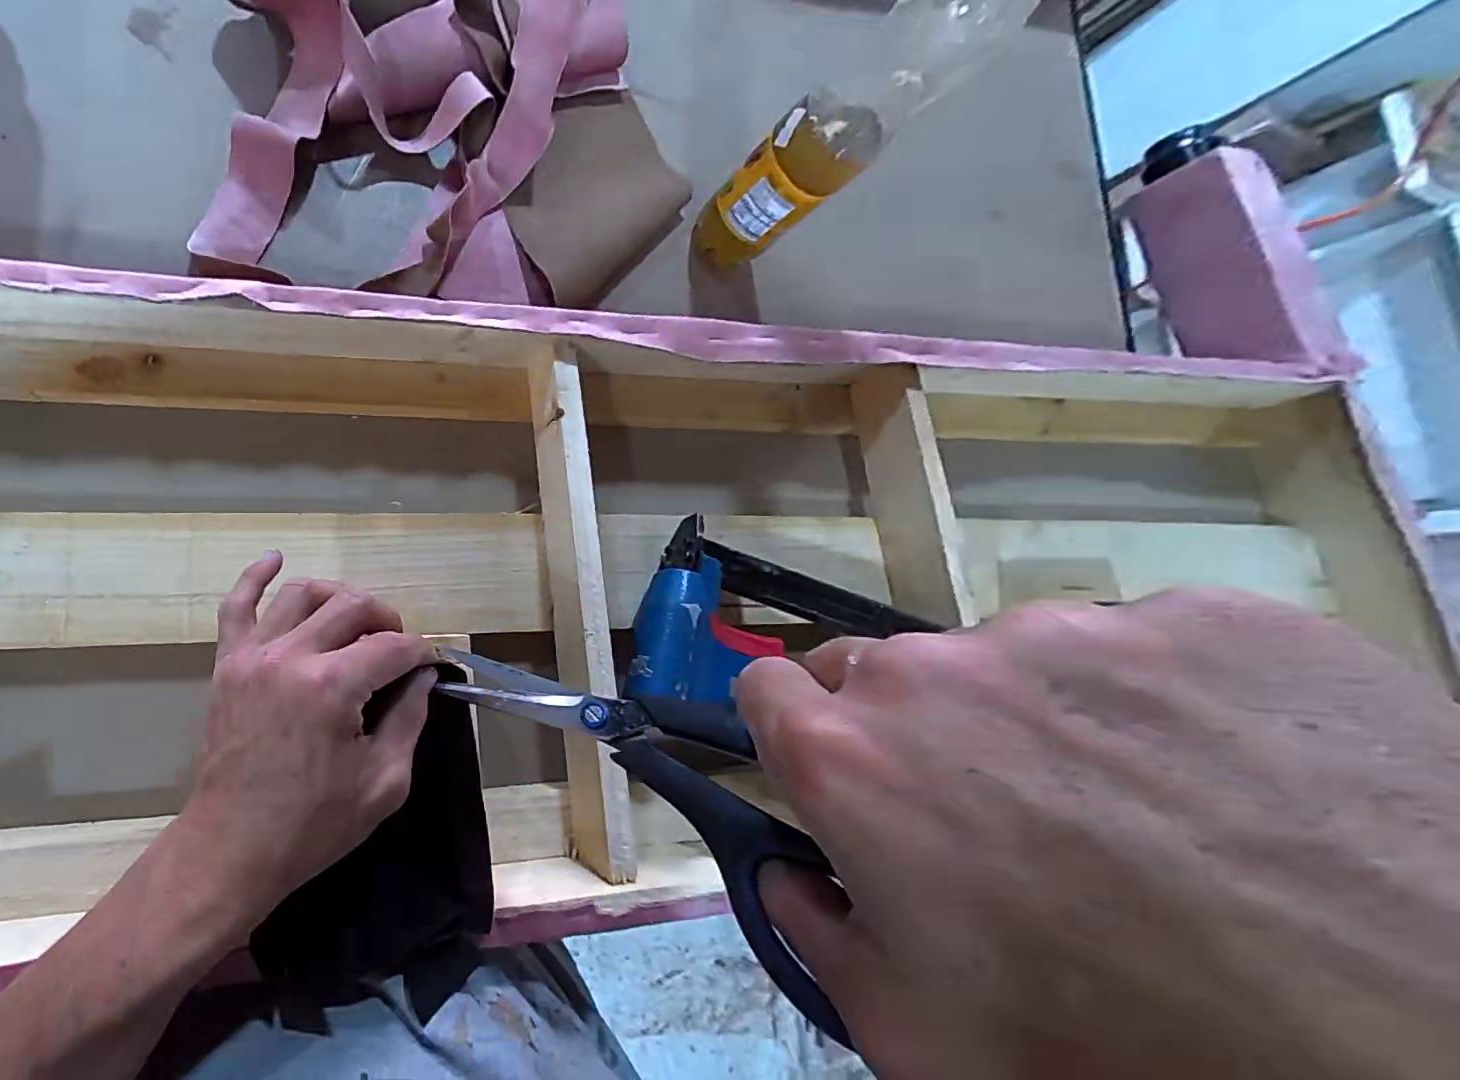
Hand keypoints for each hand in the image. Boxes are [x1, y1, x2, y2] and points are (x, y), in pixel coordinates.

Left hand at [177, 552, 437, 922]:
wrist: (232, 849)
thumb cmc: (313, 825)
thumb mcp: (384, 781)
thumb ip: (410, 718)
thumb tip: (422, 675)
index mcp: (332, 686)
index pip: (394, 645)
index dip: (422, 651)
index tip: (430, 665)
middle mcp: (291, 656)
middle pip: (353, 605)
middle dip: (388, 620)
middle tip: (397, 650)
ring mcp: (252, 655)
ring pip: (304, 592)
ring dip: (340, 598)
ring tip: (356, 623)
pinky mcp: (227, 664)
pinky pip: (237, 605)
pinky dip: (255, 577)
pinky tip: (274, 559)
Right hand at [737, 589, 1459, 1078]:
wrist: (1459, 1055)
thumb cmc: (1127, 1054)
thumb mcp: (918, 1033)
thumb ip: (813, 931)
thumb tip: (786, 874)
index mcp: (846, 752)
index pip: (763, 685)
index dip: (784, 725)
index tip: (828, 766)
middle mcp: (931, 668)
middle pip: (876, 668)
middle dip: (899, 726)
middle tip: (985, 808)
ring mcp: (1070, 629)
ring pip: (1003, 657)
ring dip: (1026, 712)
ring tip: (1134, 808)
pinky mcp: (1207, 617)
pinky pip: (1135, 647)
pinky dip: (1149, 700)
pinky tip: (1232, 780)